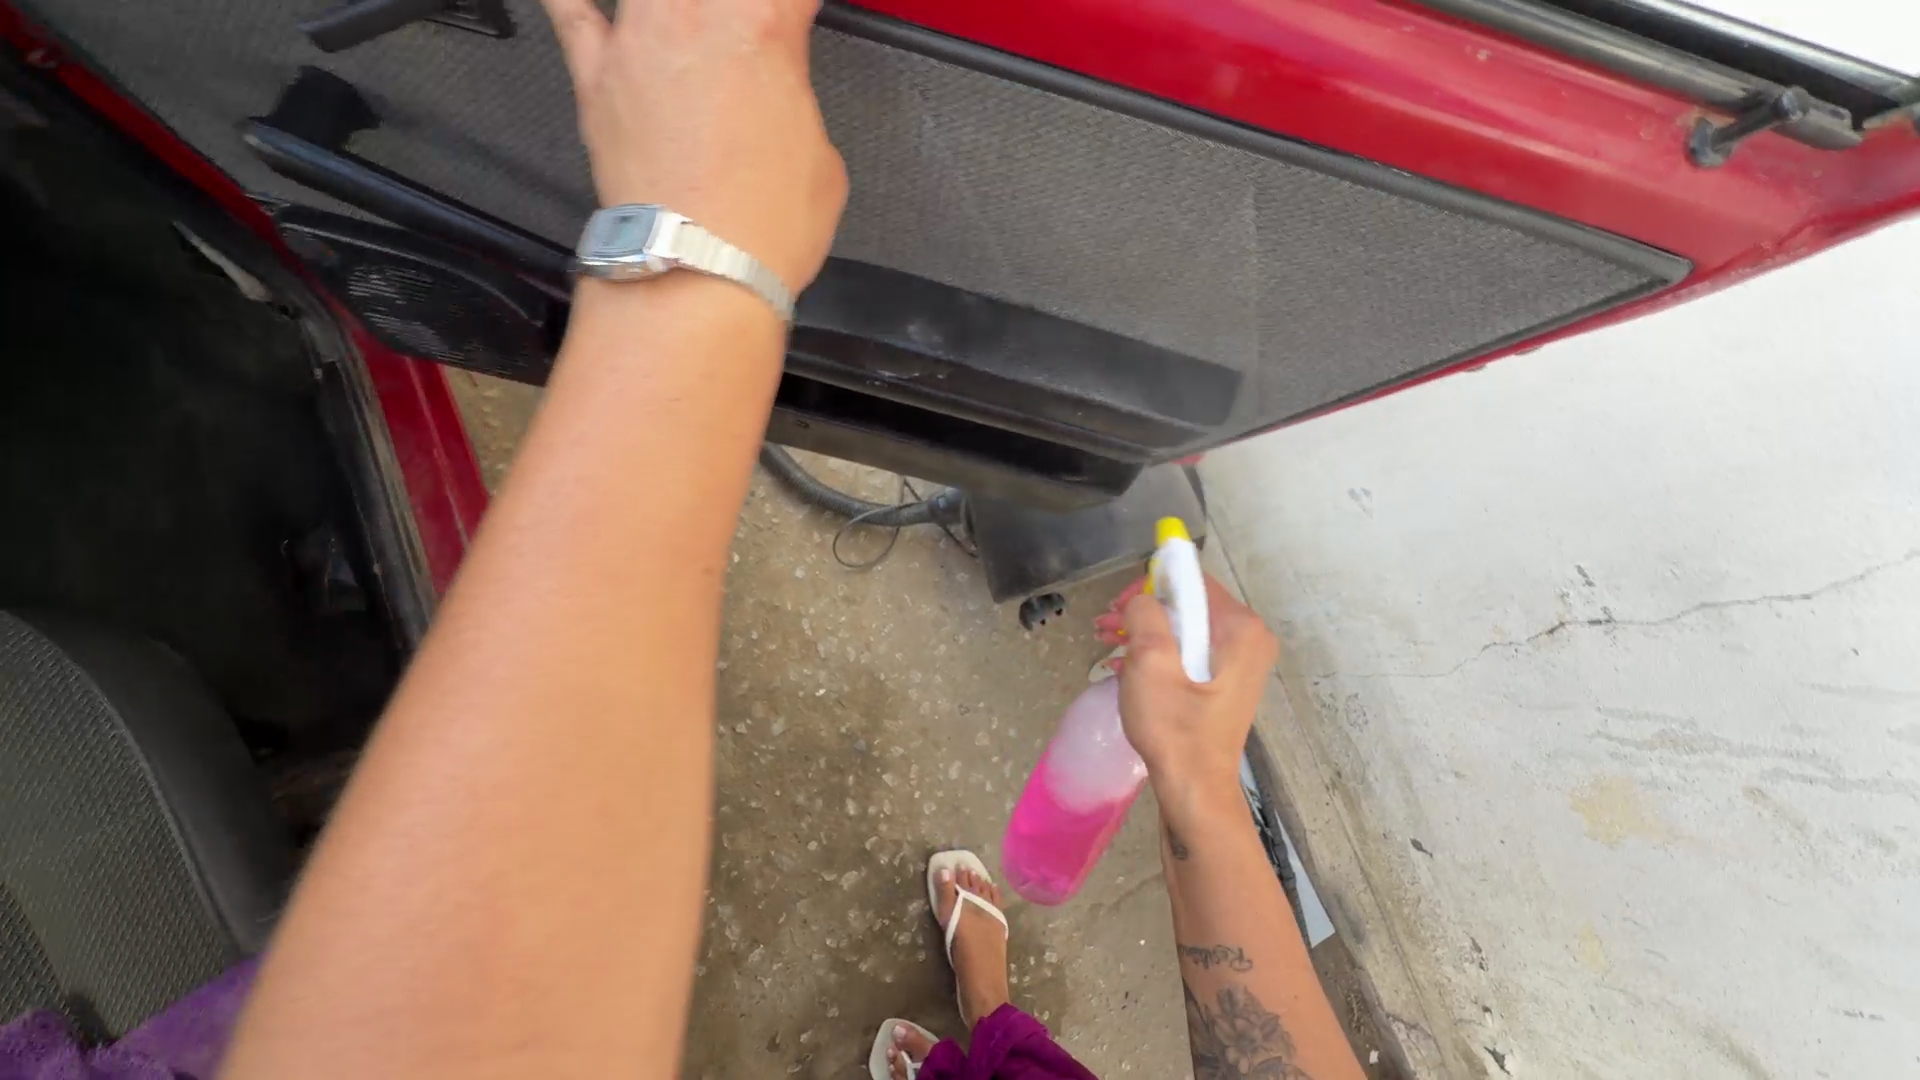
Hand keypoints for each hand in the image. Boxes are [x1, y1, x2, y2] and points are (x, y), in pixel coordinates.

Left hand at [539, 0, 847, 290]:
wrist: (701, 273)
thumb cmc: (762, 228)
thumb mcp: (824, 165)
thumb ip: (798, 107)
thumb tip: (783, 107)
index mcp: (763, 26)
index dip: (798, 11)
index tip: (800, 21)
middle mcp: (693, 17)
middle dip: (738, 12)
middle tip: (747, 34)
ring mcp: (637, 43)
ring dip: (678, 9)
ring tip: (692, 28)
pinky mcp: (596, 81)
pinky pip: (569, 11)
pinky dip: (569, 0)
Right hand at [1117, 575, 1278, 809]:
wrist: (1193, 788)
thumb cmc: (1174, 725)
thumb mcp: (1150, 661)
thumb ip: (1145, 614)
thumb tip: (1142, 599)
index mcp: (1241, 628)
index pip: (1193, 581)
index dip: (1151, 585)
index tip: (1118, 606)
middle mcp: (1249, 639)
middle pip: (1187, 604)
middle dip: (1142, 612)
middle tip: (1105, 627)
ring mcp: (1239, 663)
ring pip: (1184, 629)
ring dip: (1144, 632)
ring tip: (1107, 643)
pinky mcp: (1225, 682)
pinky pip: (1188, 652)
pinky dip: (1157, 654)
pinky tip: (1124, 666)